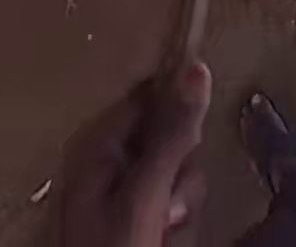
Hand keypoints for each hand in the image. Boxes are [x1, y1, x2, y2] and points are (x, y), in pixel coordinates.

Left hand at [56, 62, 211, 246]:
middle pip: (167, 135)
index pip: (147, 96)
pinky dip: (176, 224)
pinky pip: (170, 203)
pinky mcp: (133, 224)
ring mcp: (119, 196)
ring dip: (182, 203)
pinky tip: (167, 241)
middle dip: (181, 171)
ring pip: (175, 172)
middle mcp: (107, 163)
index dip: (177, 105)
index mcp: (98, 145)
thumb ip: (172, 136)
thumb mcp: (145, 199)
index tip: (198, 131)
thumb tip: (197, 67)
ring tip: (167, 233)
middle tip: (171, 207)